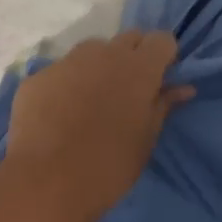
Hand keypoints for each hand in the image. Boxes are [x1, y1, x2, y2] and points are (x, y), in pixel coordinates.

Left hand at [0, 31, 193, 221]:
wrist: (45, 183)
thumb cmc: (109, 165)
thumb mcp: (146, 139)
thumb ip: (163, 106)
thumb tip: (183, 88)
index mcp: (139, 68)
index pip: (162, 40)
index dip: (164, 56)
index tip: (160, 80)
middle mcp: (104, 54)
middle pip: (129, 38)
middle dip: (134, 56)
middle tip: (130, 91)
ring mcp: (67, 62)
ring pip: (92, 50)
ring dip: (100, 66)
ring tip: (92, 101)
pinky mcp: (38, 77)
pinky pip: (61, 71)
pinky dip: (68, 84)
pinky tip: (60, 114)